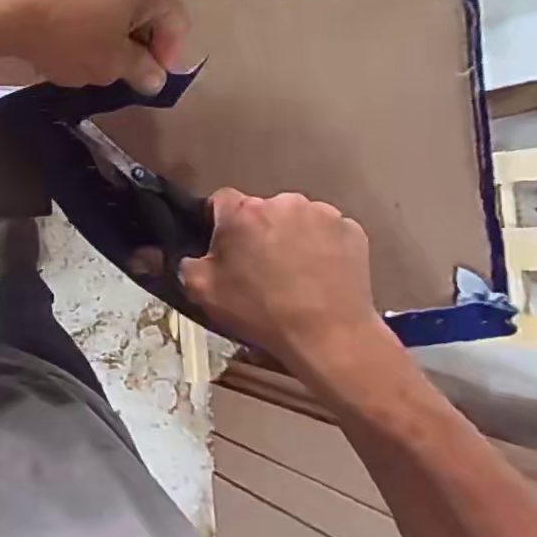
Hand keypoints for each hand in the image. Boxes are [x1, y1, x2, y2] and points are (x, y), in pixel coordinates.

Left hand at [0, 0, 189, 95]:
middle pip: (153, 5)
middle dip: (141, 39)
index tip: (147, 82)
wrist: (8, 8)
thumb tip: (155, 78)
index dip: (164, 59)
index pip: (175, 25)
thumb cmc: (70, 35)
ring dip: (121, 25)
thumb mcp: (112, 64)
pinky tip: (82, 32)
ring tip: (99, 53)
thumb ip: (142, 71)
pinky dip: (101, 10)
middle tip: (122, 69)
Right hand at [179, 189, 385, 360]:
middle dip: (256, 231)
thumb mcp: (202, 291)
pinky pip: (326, 231)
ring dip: (289, 236)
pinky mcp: (351, 230)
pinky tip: (319, 275)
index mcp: (243, 212)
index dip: (218, 223)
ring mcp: (322, 213)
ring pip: (294, 219)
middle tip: (258, 267)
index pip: (220, 200)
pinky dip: (320, 246)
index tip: (224, 248)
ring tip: (293, 273)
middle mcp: (282, 202)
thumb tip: (186, 254)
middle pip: (260, 210)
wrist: (329, 335)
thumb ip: (185, 263)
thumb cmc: (260, 311)